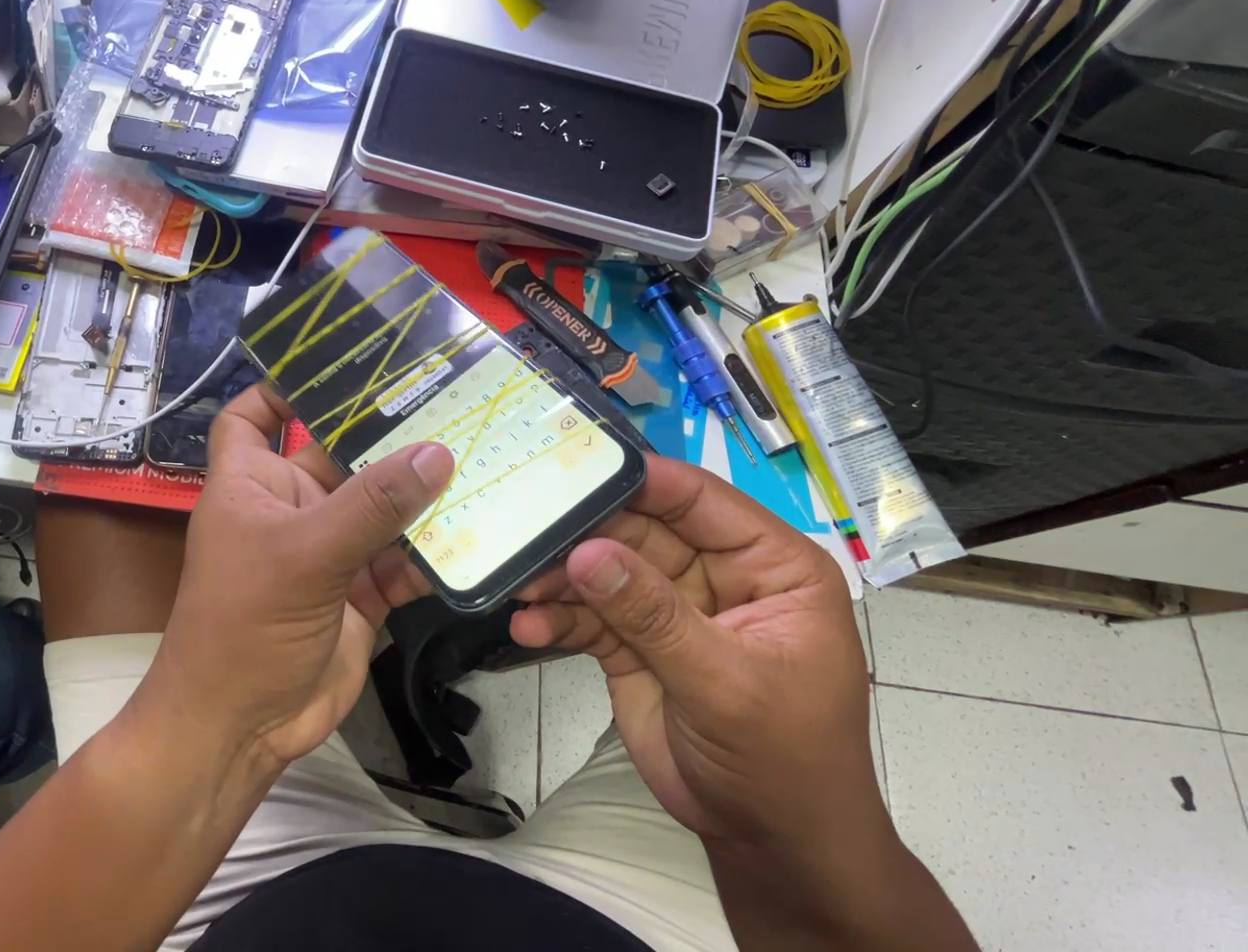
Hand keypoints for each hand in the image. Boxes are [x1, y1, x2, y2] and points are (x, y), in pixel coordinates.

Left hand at [134, 385, 452, 769]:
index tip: (336, 363)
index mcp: (252, 483)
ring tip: (483, 452)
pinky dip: (434, 549)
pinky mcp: (362, 592)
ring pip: (380, 506)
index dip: (281, 387)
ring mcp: (329, 551)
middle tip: (453, 398)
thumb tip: (436, 453)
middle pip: (339, 454)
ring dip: (422, 491)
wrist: (244, 727)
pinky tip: (480, 529)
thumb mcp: (304, 556)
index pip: (254, 417)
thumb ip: (370, 506)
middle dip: (387, 434)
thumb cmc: (244, 626)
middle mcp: (291, 508)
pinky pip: (403, 558)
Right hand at [510, 456, 878, 847]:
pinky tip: (527, 629)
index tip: (577, 465)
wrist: (767, 838)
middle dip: (585, 535)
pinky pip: (587, 616)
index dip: (644, 480)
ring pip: (605, 571)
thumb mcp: (726, 681)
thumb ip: (655, 615)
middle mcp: (716, 574)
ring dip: (560, 579)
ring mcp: (669, 608)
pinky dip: (556, 620)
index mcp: (768, 566)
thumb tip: (587, 552)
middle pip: (639, 531)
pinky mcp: (632, 642)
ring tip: (519, 588)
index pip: (703, 502)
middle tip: (525, 530)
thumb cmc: (783, 758)